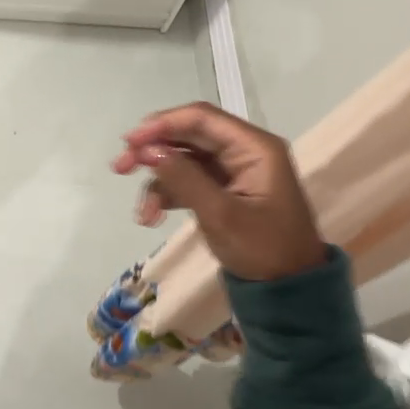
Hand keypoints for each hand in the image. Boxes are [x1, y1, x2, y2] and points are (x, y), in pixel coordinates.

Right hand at [112, 103, 323, 280]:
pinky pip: (187, 181)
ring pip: (183, 160)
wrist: (290, 289)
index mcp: (254, 147)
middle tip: (119, 168)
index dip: (162, 124)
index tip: (129, 142)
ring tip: (143, 214)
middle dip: (152, 151)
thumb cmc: (263, 250)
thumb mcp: (221, 215)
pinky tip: (152, 218)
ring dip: (157, 182)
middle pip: (188, 136)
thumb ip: (184, 178)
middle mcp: (244, 151)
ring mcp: (233, 171)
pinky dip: (168, 195)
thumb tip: (147, 150)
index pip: (202, 119)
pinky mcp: (223, 190)